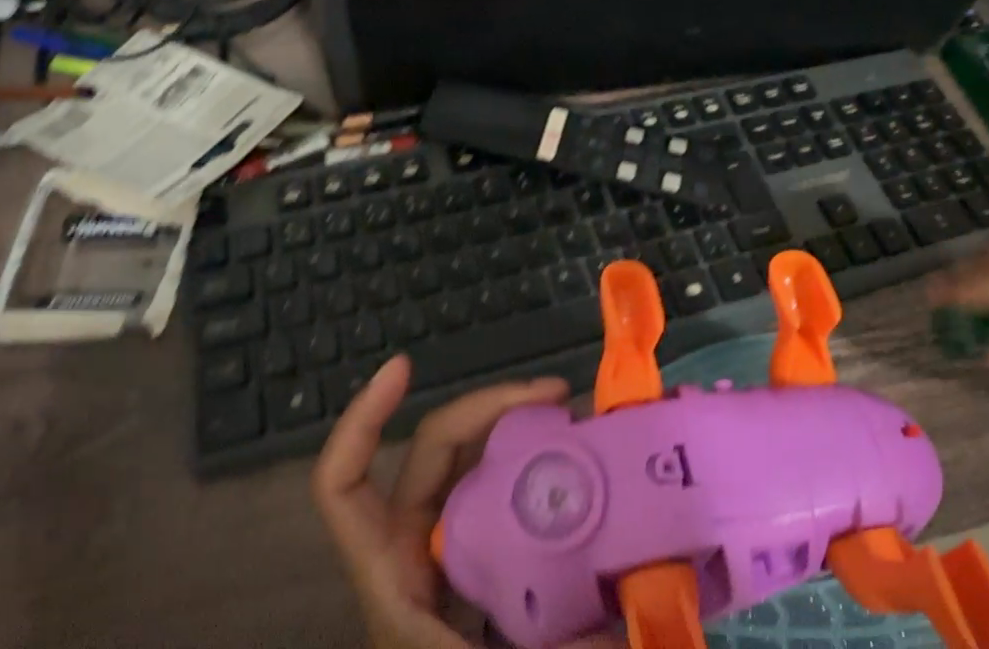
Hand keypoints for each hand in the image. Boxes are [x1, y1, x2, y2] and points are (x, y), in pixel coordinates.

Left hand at [313, 356, 626, 648]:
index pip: (344, 487)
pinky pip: (508, 508)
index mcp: (395, 586)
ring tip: (576, 420)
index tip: (404, 367)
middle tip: (557, 394)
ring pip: (474, 477)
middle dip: (486, 411)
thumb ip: (569, 644)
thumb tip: (645, 611)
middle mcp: (417, 564)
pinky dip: (539, 479)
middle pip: (430, 462)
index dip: (362, 422)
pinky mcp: (491, 578)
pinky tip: (584, 473)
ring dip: (516, 438)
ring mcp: (454, 568)